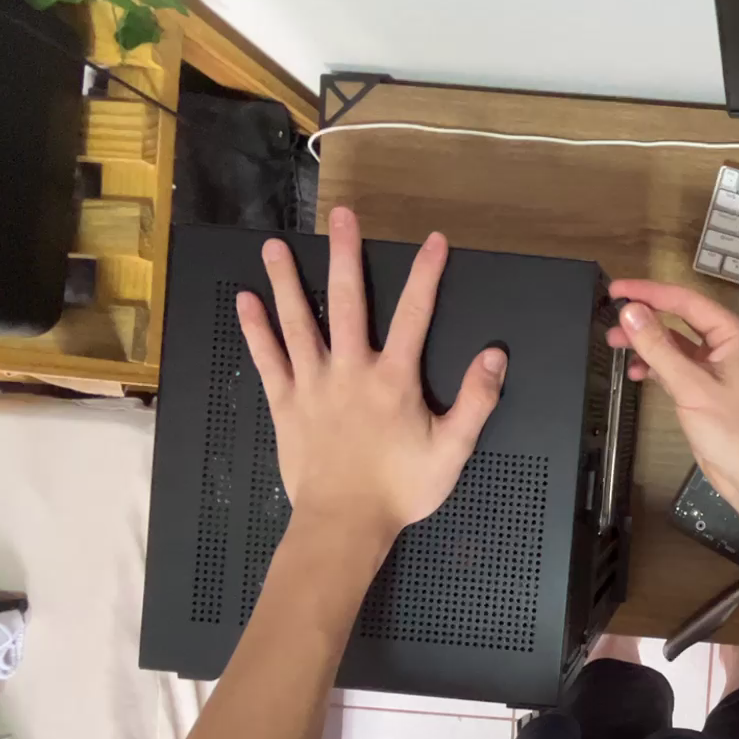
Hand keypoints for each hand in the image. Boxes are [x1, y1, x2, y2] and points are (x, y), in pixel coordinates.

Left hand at [238, 208, 506, 546]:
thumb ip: (476, 400)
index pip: (415, 315)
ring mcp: (313, 385)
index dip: (427, 275)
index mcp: (394, 379)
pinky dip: (255, 330)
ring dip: (287, 282)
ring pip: (298, 322)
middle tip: (340, 216)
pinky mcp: (285, 404)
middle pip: (348, 302)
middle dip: (345, 256)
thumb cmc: (402, 487)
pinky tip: (245, 302)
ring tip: (274, 246)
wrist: (345, 522)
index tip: (434, 241)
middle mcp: (351, 370)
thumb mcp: (453, 448)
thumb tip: (493, 355)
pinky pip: (267, 359)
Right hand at [604, 280, 738, 512]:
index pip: (686, 302)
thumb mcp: (691, 386)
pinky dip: (658, 367)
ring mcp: (719, 367)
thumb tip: (632, 312)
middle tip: (611, 321)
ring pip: (677, 344)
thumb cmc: (734, 432)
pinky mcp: (709, 388)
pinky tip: (637, 372)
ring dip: (648, 345)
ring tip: (615, 345)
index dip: (649, 293)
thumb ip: (659, 348)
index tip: (617, 290)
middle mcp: (729, 345)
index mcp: (735, 335)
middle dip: (645, 320)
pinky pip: (679, 367)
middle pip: (681, 320)